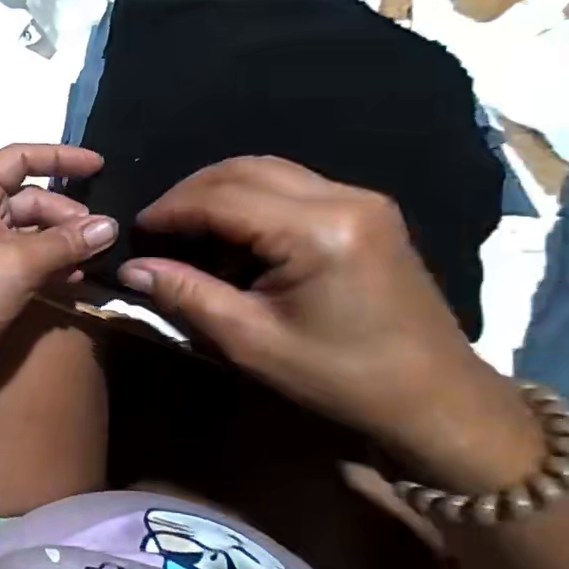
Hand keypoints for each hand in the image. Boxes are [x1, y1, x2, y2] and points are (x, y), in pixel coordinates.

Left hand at [0, 144, 117, 363]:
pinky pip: (27, 252)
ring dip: (64, 240)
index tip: (99, 165)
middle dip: (68, 214)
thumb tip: (111, 225)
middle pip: (31, 196)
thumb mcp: (23, 263)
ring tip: (94, 255)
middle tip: (100, 234)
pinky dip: (51, 259)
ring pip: (33, 227)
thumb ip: (68, 241)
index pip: (19, 157)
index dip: (61, 157)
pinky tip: (76, 275)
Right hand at [117, 157, 541, 488]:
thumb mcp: (252, 342)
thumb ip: (188, 295)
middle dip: (192, 192)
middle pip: (246, 169)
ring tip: (190, 229)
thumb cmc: (340, 378)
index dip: (172, 209)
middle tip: (159, 226)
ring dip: (221, 191)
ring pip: (270, 171)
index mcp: (316, 231)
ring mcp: (362, 199)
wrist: (435, 398)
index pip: (223, 197)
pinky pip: (295, 186)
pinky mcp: (368, 211)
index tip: (137, 230)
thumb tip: (133, 269)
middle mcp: (343, 197)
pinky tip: (236, 235)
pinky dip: (253, 200)